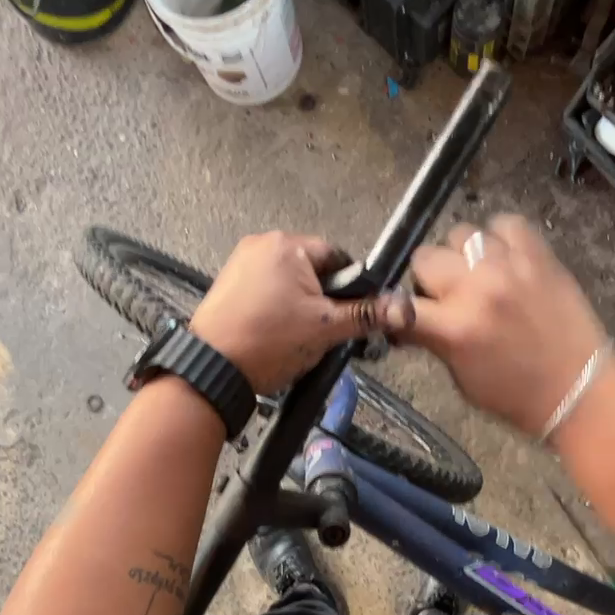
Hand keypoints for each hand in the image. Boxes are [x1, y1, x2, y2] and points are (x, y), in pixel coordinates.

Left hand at [188, 231, 414, 395]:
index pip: (336, 257)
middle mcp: (260, 245)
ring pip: (288, 286)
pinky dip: (274, 315)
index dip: (348, 289)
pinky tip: (273, 340)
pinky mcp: (226, 287)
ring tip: (293, 341)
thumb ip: (364, 316)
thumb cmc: (266, 343)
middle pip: (311, 271)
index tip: (347, 315)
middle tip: (319, 334)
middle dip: (321, 302)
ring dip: (298, 311)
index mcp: (286, 245)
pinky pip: (264, 295)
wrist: (213, 369)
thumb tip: (402, 309)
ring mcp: (240, 265)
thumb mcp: (324, 330)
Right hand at [402, 216, 610, 434]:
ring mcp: (510, 266)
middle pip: (426, 257)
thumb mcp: (460, 378)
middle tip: (445, 296)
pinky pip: (505, 224)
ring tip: (478, 276)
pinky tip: (504, 260)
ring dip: (463, 255)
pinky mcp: (539, 254)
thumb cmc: (514, 395)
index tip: (400, 313)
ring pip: (462, 234)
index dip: (395, 308)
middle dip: (430, 278)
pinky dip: (499, 238)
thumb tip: (409, 319)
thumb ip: (434, 340)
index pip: (400, 303)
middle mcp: (478, 289)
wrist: (576, 390)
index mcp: (454, 328)